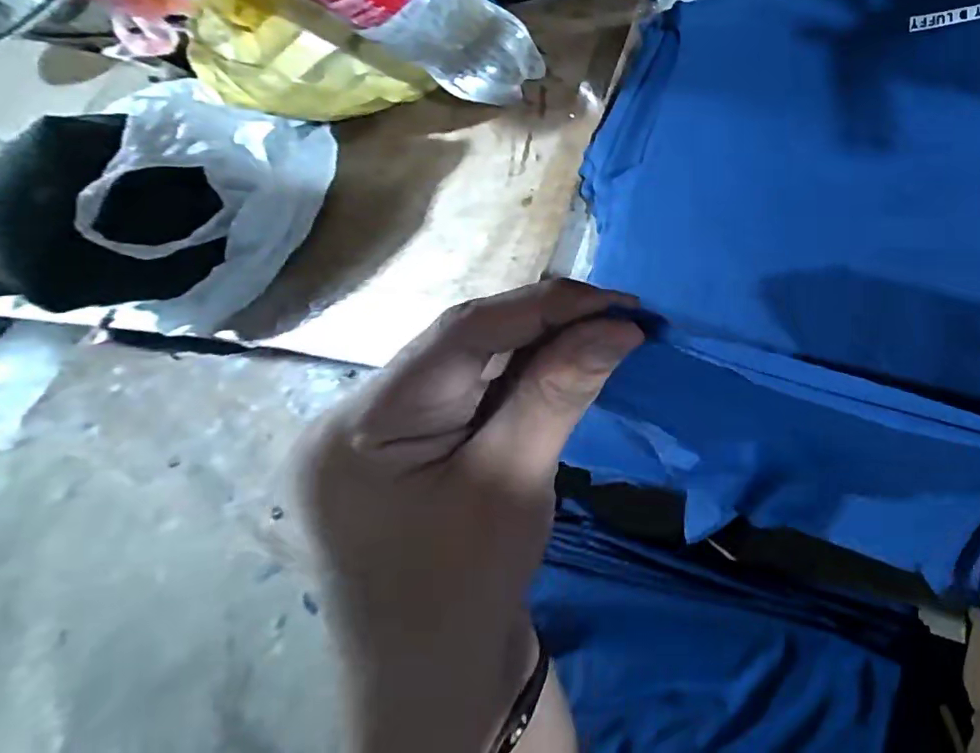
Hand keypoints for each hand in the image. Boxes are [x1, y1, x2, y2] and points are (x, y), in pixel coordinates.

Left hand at [297, 279, 642, 752]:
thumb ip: (560, 391)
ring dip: (543, 344)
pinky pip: (473, 386)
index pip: (460, 335)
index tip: (620, 303)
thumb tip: (622, 325)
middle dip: (549, 322)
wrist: (435, 676)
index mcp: (358, 425)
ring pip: (473, 359)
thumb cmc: (465, 587)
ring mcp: (379, 428)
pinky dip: (527, 372)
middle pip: (465, 341)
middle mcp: (356, 413)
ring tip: (605, 333)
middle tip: (622, 316)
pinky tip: (567, 364)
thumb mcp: (513, 482)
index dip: (546, 307)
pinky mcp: (409, 442)